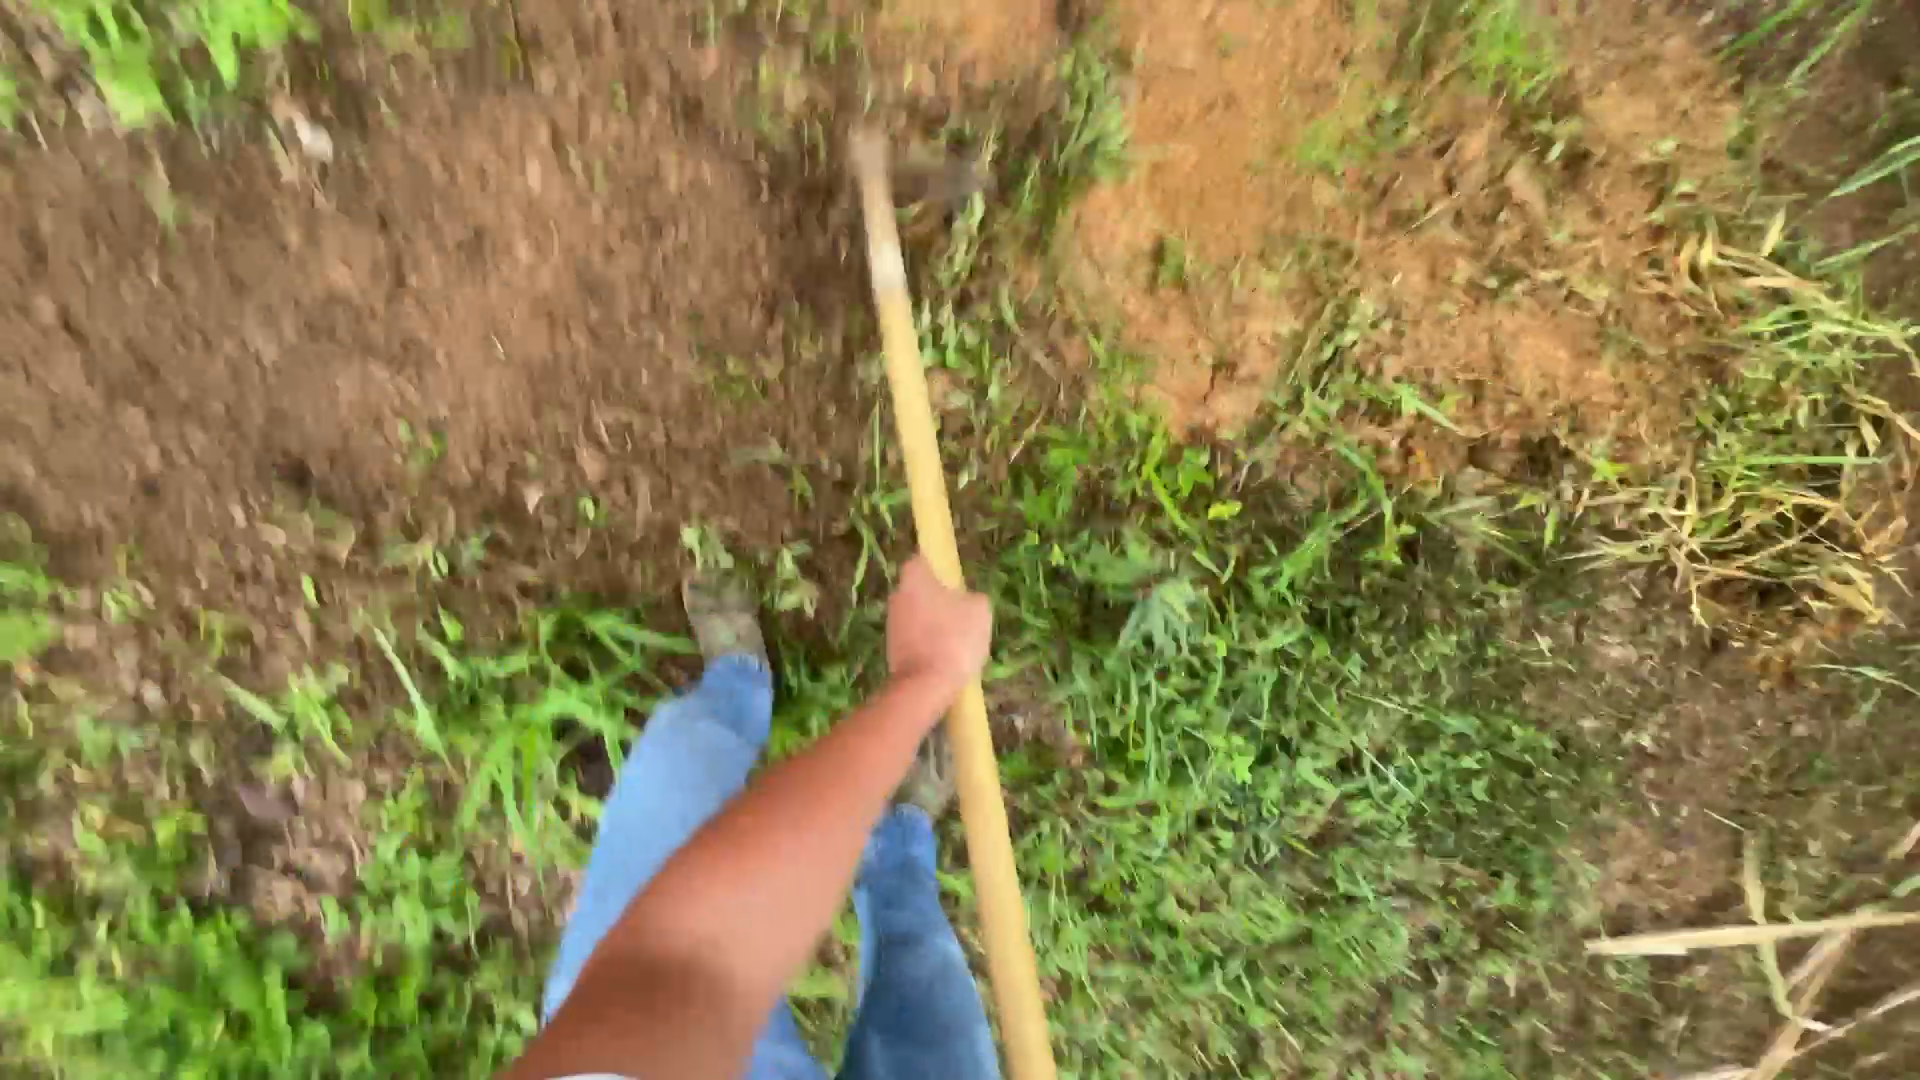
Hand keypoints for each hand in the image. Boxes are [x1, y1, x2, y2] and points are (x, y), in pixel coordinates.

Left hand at [886, 556, 991, 695]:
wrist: (925, 685)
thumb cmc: (953, 638)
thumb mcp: (980, 610)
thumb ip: (974, 596)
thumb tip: (968, 599)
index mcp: (913, 577)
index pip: (923, 559)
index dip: (941, 567)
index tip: (957, 581)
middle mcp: (897, 595)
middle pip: (921, 589)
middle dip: (941, 599)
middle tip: (964, 613)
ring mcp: (891, 623)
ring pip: (919, 615)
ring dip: (936, 623)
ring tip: (959, 640)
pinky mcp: (892, 648)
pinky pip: (917, 637)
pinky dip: (930, 643)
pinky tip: (947, 657)